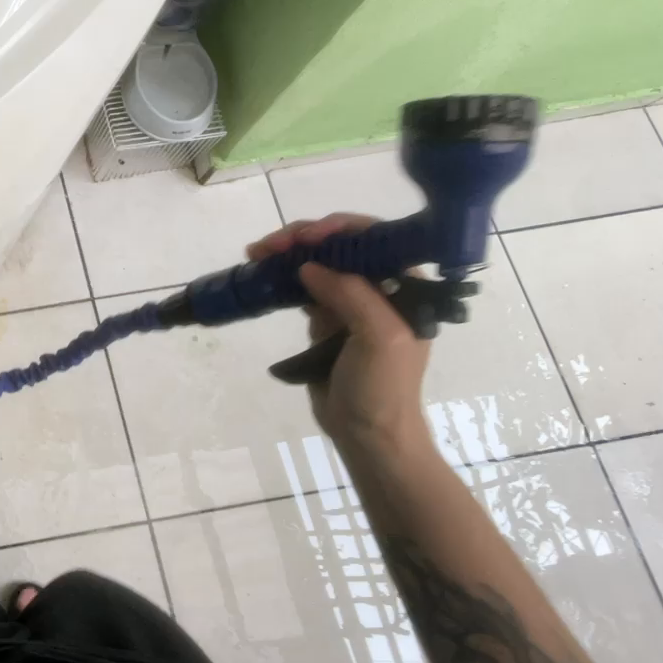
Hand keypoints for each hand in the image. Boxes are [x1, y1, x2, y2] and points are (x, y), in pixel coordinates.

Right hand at [247, 215, 430, 456]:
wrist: (368, 434)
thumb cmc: (383, 387)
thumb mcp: (379, 337)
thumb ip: (351, 295)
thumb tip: (307, 267)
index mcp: (406, 287)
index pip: (375, 239)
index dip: (339, 229)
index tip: (305, 236)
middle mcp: (381, 288)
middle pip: (340, 246)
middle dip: (304, 239)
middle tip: (268, 245)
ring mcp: (351, 304)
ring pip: (318, 263)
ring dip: (287, 254)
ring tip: (256, 253)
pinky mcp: (327, 320)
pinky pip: (303, 288)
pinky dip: (282, 277)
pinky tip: (261, 273)